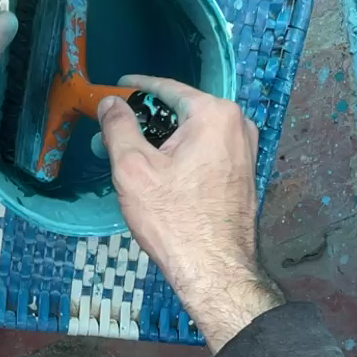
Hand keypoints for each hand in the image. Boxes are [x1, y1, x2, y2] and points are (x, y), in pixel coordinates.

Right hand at [98, 76, 283, 349]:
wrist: (214, 269)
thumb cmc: (173, 219)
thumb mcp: (133, 169)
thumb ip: (119, 127)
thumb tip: (110, 103)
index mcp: (214, 114)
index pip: (168, 88)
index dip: (137, 87)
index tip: (117, 88)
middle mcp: (238, 125)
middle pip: (184, 112)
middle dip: (150, 120)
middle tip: (120, 135)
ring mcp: (246, 152)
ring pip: (196, 135)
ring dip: (167, 142)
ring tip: (138, 160)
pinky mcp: (245, 177)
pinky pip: (209, 154)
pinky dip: (185, 158)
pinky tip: (165, 179)